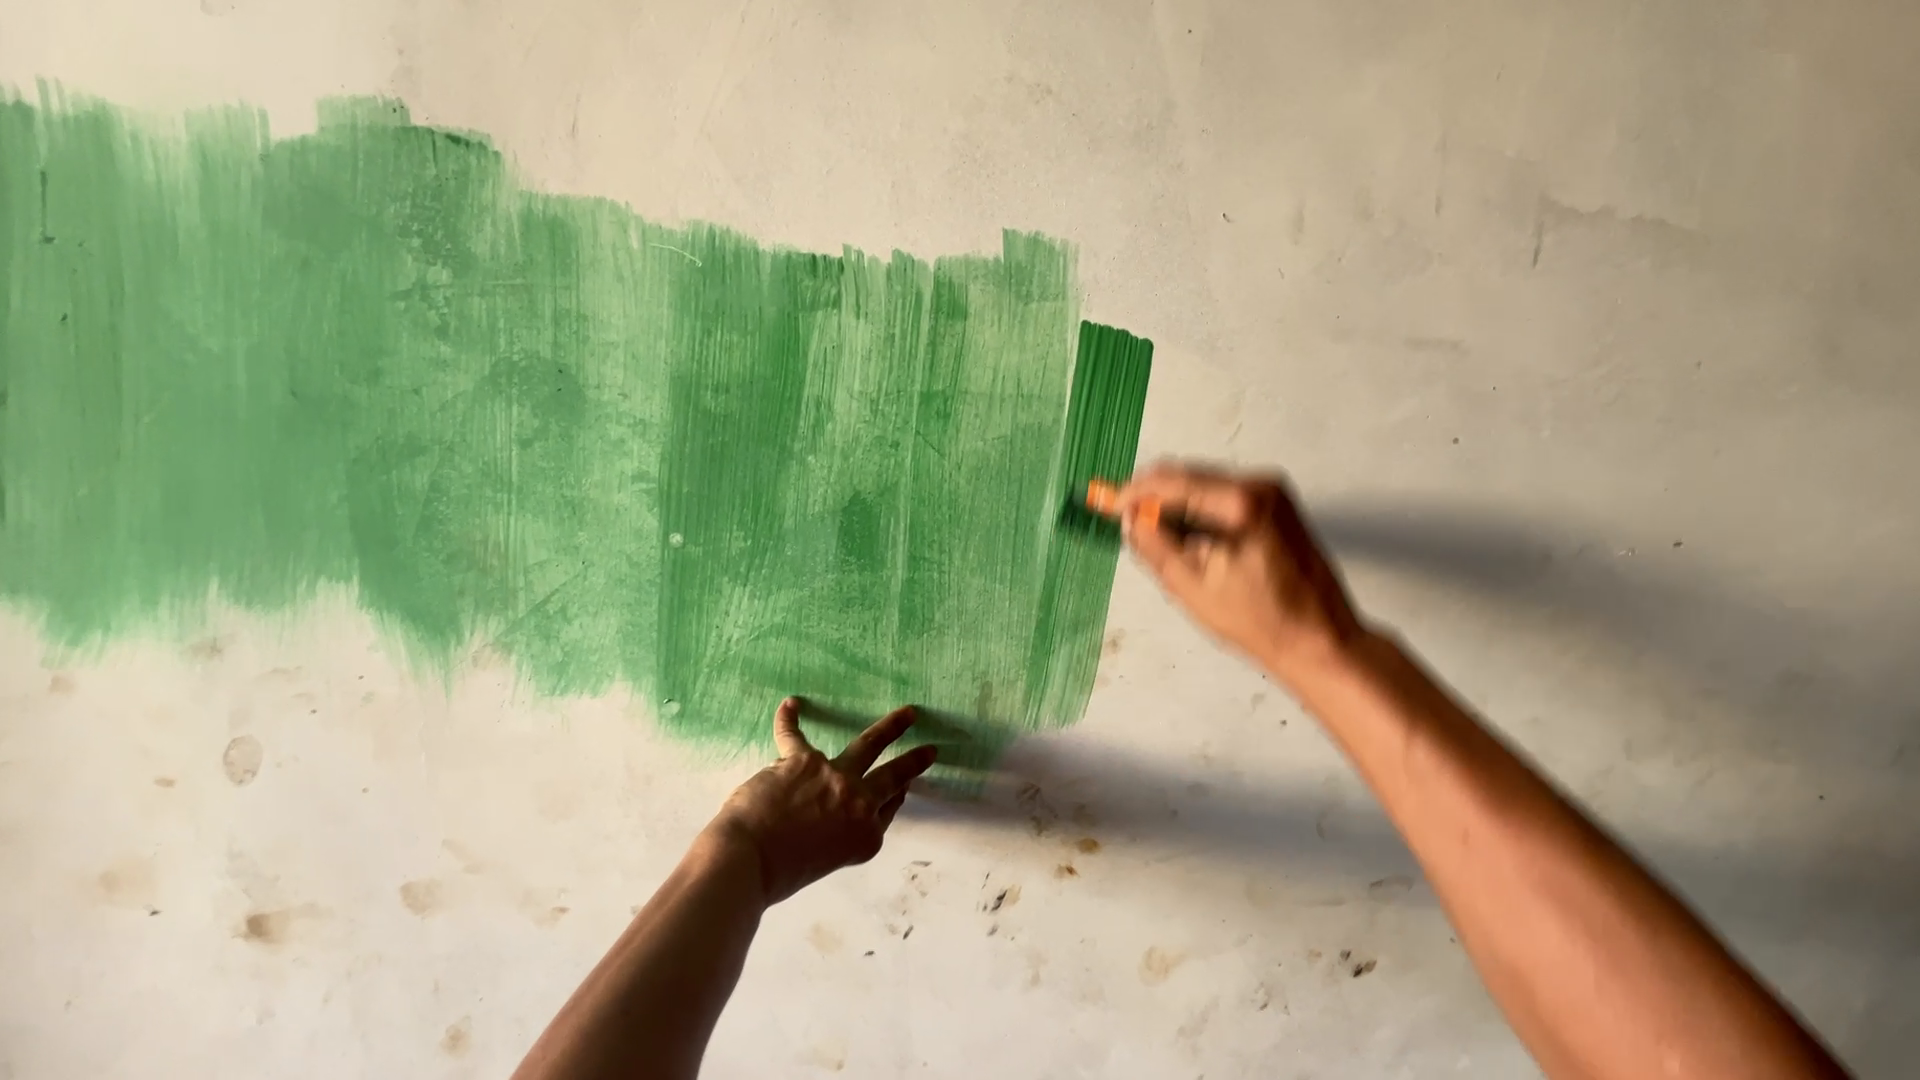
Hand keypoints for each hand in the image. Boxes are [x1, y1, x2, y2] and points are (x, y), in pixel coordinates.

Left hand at [708, 697, 937, 904]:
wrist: (746, 861)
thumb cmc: (780, 874)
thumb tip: (827, 813)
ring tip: (906, 714)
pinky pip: (795, 733)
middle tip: (930, 750)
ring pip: (868, 745)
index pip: (887, 811)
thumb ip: (837, 835)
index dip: (894, 798)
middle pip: (892, 777)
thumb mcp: (826, 861)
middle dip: (914, 762)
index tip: (903, 788)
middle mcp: (858, 803)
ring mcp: (834, 776)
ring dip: (888, 728)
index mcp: (865, 836)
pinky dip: (789, 719)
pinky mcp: (804, 759)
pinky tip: (790, 705)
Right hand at [1120, 463, 1364, 680]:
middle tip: (1122, 521)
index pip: (1170, 481)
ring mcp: (1272, 491)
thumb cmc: (1263, 622)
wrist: (1319, 638)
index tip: (1104, 502)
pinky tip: (1188, 539)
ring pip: (1202, 484)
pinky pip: (1222, 495)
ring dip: (1174, 505)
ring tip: (1155, 539)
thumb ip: (1155, 545)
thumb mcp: (1191, 587)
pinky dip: (1197, 510)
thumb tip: (1130, 519)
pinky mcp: (1276, 503)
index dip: (1132, 493)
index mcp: (1241, 503)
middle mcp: (1260, 486)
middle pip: (1186, 476)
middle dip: (1151, 498)